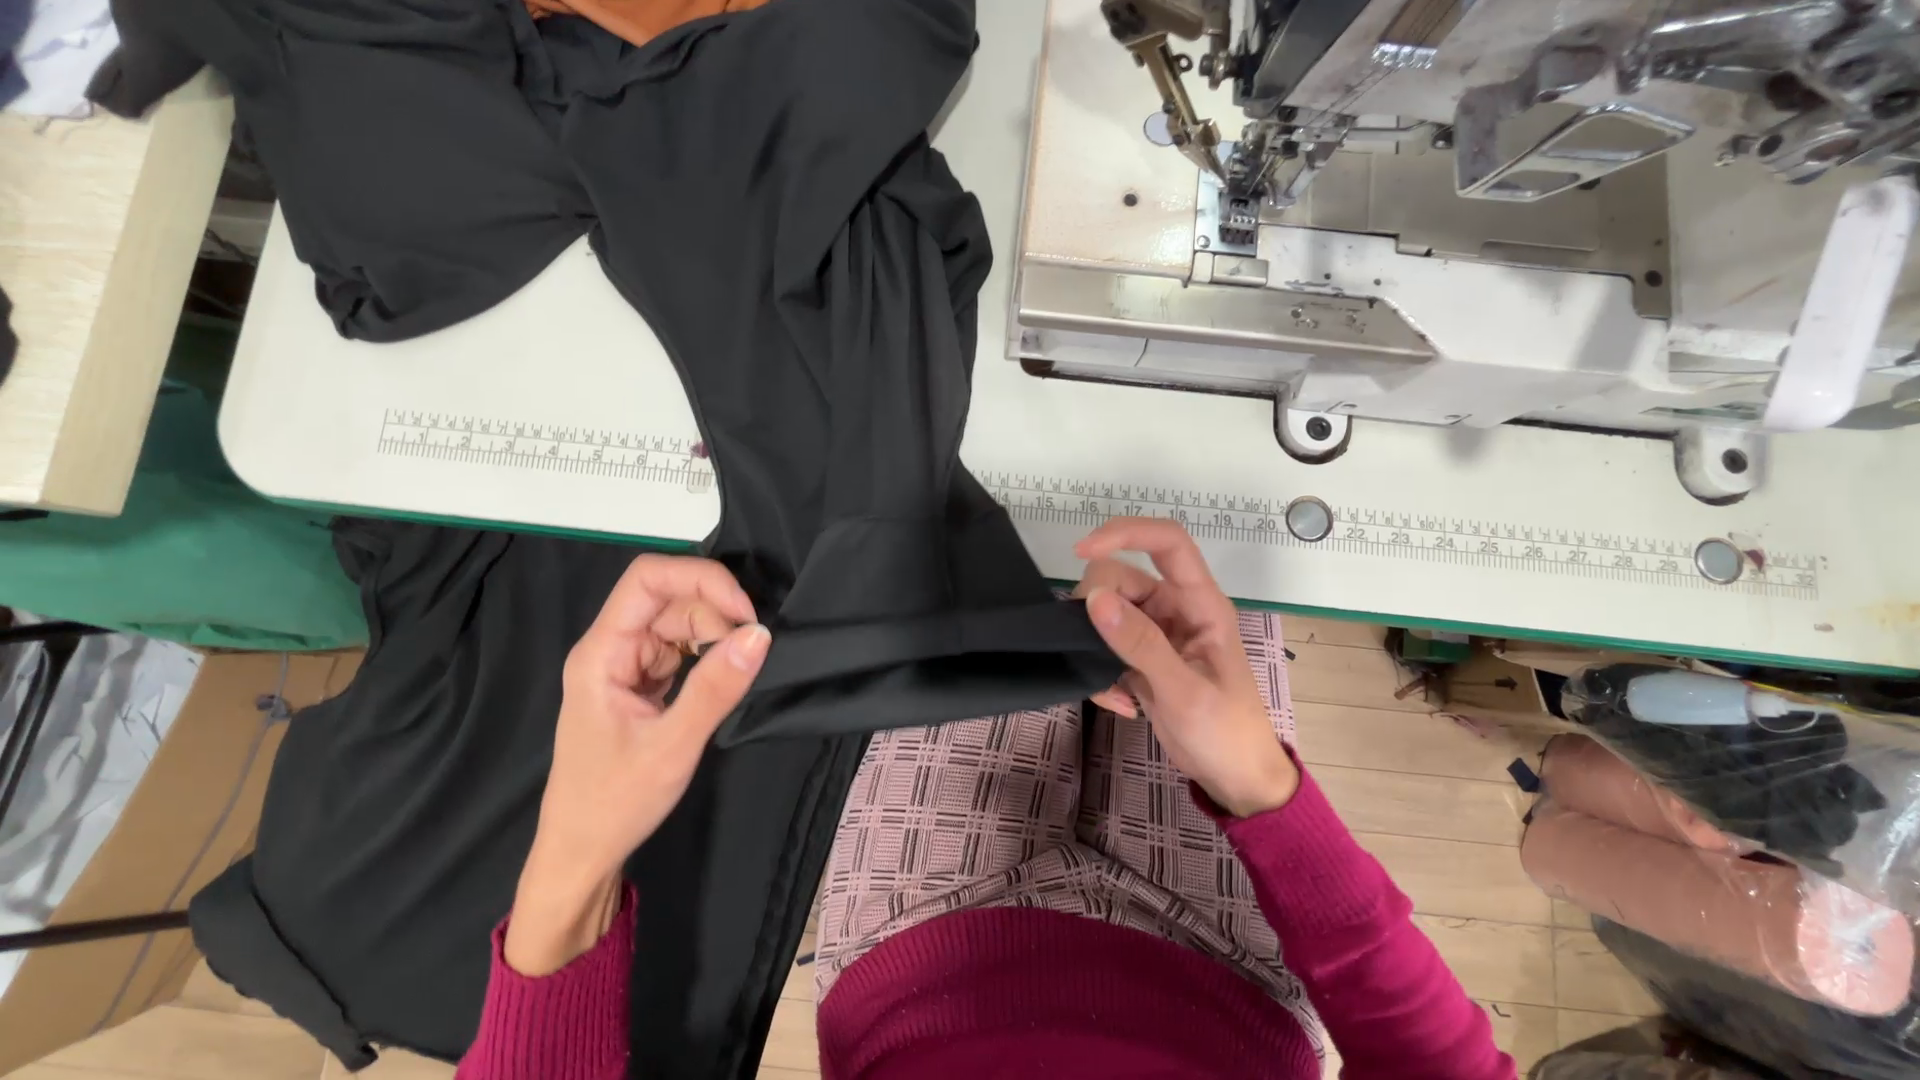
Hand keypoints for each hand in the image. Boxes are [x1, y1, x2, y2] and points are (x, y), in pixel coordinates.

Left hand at [506, 554, 770, 975]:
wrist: (582, 853)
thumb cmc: (614, 803)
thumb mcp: (672, 747)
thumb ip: (715, 688)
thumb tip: (760, 635)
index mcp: (602, 653)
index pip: (647, 579)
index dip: (700, 579)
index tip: (744, 612)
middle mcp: (611, 649)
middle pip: (668, 598)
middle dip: (715, 612)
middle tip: (751, 649)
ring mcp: (626, 666)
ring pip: (678, 622)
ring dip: (715, 634)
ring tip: (738, 670)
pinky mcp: (641, 684)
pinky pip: (679, 650)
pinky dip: (708, 654)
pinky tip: (724, 674)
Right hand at [1075, 518, 1298, 817]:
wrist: (1235, 780)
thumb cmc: (1226, 732)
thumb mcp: (1185, 691)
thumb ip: (1141, 644)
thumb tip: (1095, 600)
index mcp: (1201, 603)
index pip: (1167, 542)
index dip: (1125, 532)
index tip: (1080, 551)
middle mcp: (1175, 609)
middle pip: (1121, 577)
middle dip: (1097, 607)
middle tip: (1095, 650)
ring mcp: (1155, 634)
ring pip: (1105, 611)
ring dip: (1095, 646)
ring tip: (1112, 689)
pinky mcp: (1139, 659)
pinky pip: (1103, 647)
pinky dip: (1100, 673)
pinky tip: (1119, 704)